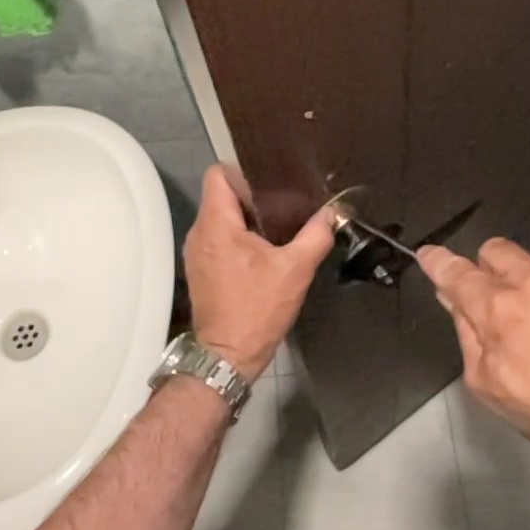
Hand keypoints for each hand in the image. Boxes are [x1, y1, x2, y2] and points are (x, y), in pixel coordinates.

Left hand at [183, 166, 335, 380]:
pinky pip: (218, 240)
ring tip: (277, 228)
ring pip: (220, 219)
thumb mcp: (295, 270)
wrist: (227, 356)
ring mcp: (197, 253)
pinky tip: (263, 253)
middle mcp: (199, 233)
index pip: (217, 175)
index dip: (243, 172)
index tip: (271, 185)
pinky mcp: (201, 270)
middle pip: (220, 196)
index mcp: (216, 224)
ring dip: (246, 220)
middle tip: (284, 205)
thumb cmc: (257, 308)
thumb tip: (332, 213)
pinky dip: (237, 239)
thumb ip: (315, 235)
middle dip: (251, 197)